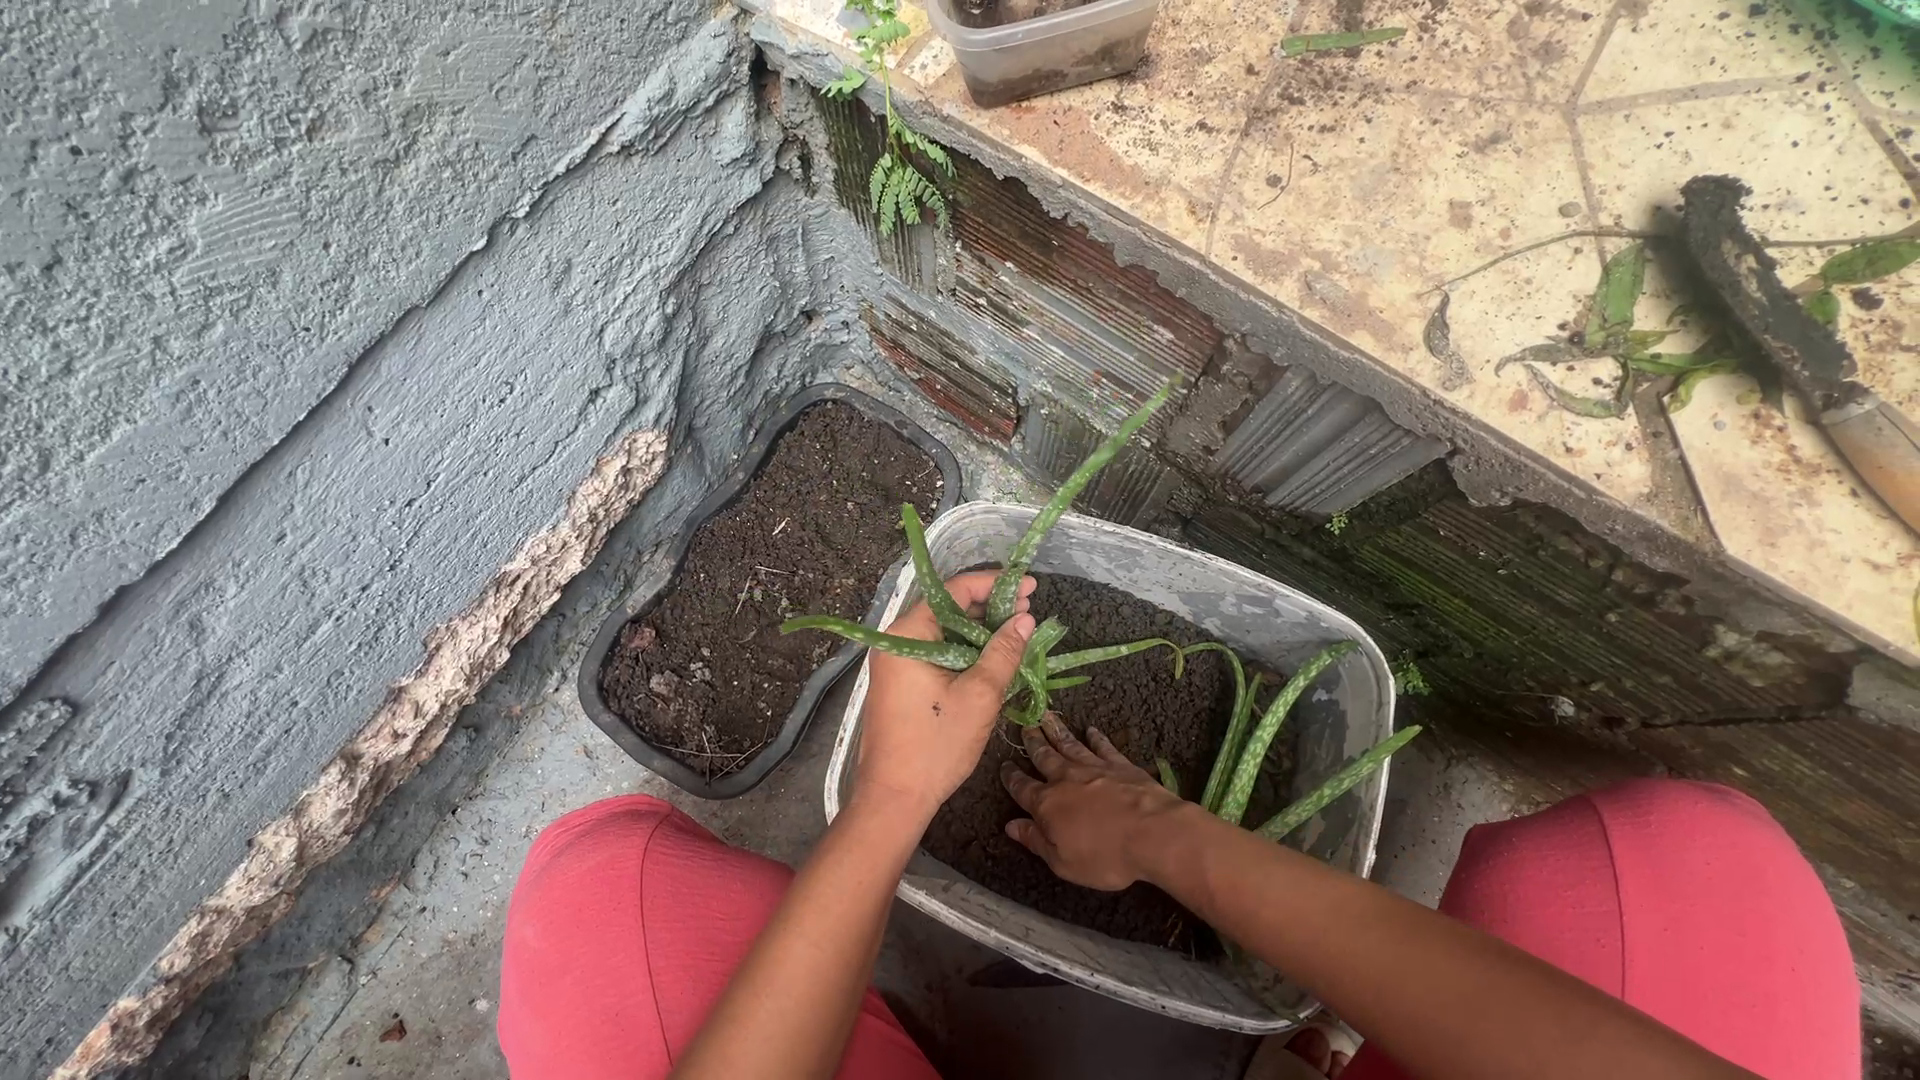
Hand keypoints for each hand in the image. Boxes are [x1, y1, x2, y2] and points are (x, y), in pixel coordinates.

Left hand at [854, 571, 1036, 822]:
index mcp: (907, 636)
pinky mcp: (902, 683)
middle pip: (948, 609)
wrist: (894, 798)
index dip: (994, 585)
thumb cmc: (935, 747)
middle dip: (989, 607)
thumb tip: (1024, 618)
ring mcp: (897, 663)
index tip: (1029, 586)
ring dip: (980, 631)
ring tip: (1017, 632)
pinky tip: (994, 657)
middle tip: (1028, 610)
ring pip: (945, 633)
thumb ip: (1003, 652)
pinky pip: (938, 653)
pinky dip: (966, 652)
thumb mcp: (979, 696)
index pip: (954, 592)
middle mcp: (896, 642)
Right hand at [1000, 714, 1192, 890]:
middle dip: (1032, 742)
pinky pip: (1103, 747)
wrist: (1153, 833)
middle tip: (1024, 726)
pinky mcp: (1120, 764)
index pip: (1022, 787)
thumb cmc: (1105, 856)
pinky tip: (1091, 730)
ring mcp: (1094, 768)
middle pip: (1043, 757)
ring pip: (1069, 745)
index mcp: (1047, 804)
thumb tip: (1010, 825)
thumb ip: (1035, 840)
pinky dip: (1096, 738)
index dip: (1011, 777)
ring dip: (1056, 731)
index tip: (1003, 765)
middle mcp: (1065, 779)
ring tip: (1046, 716)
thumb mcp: (1062, 861)